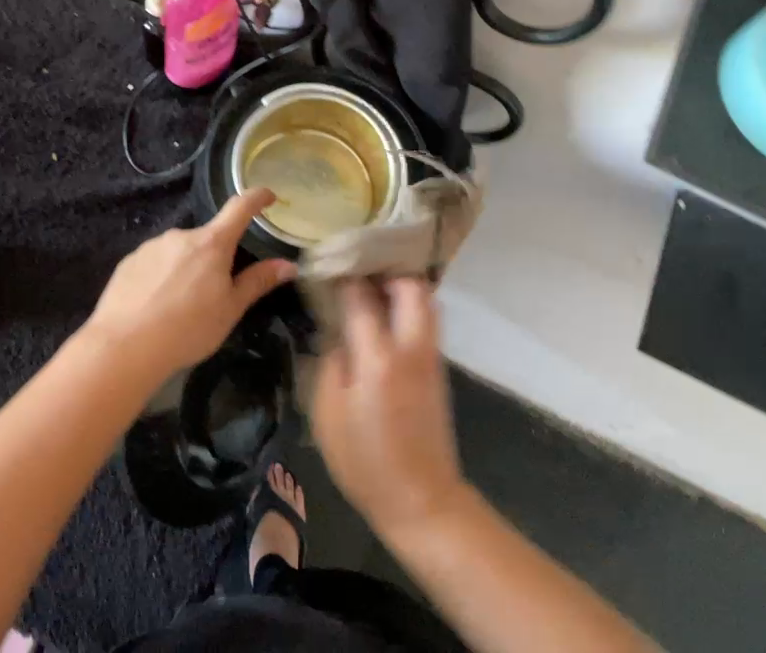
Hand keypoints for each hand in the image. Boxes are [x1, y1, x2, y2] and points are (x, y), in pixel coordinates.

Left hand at [83, 188, 297, 374]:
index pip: (239, 208)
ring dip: (187, 268)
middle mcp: (181, 236)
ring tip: (182, 305)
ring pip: (179, 252)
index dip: (257, 198)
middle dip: (215, 258)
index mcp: (212, 244)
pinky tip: (157, 305)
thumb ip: (257, 282)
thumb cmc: (188, 328)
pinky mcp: (129, 262)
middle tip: (215, 292)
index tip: (269, 196)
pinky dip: (162, 277)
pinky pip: (155, 263)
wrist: (125, 345)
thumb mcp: (230, 309)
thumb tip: (288, 265)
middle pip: (207, 239)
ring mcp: (151, 246)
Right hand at [312, 278, 467, 535]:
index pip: (362, 297)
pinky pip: (428, 322)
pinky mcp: (438, 370)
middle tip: (359, 269)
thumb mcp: (328, 414)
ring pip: (427, 301)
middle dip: (387, 270)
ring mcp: (431, 358)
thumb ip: (331, 363)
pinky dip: (410, 308)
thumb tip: (337, 332)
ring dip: (402, 287)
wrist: (421, 498)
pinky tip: (385, 317)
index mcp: (379, 358)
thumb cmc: (364, 461)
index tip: (327, 267)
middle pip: (411, 287)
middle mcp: (412, 348)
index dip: (343, 277)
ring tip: (372, 288)